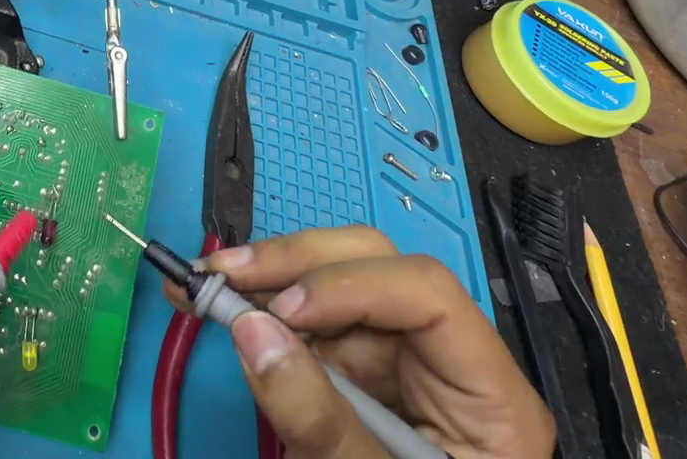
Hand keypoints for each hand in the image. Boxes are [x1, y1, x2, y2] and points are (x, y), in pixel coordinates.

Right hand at [165, 226, 553, 458]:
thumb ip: (321, 423)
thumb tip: (251, 328)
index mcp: (487, 395)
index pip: (428, 295)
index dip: (350, 286)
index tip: (283, 311)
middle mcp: (440, 357)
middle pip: (374, 266)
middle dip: (293, 263)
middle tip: (224, 275)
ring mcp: (392, 358)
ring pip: (328, 276)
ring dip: (261, 275)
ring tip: (199, 284)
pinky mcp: (350, 366)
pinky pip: (300, 314)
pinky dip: (253, 302)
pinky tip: (210, 298)